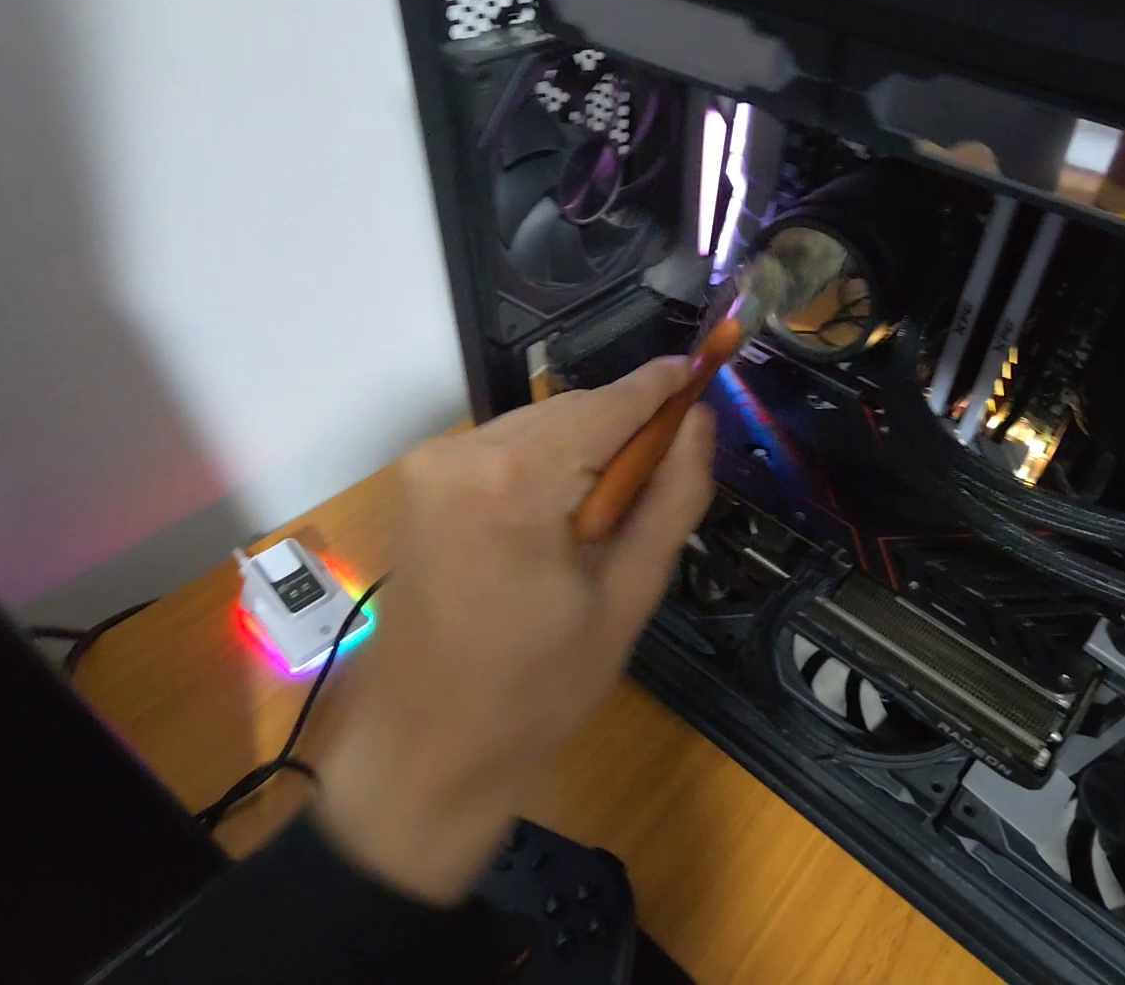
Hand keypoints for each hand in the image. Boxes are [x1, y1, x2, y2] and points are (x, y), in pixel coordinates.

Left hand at [311, 358, 715, 903]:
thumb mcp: (627, 597)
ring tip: (611, 515)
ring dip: (586, 450)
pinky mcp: (419, 482)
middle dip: (625, 428)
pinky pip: (504, 448)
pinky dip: (545, 465)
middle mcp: (461, 452)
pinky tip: (562, 517)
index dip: (662, 387)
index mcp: (515, 481)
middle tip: (670, 469)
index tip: (705, 373)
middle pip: (572, 409)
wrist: (424, 751)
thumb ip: (671, 497)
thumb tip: (698, 423)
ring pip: (538, 425)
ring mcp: (430, 464)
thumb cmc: (536, 693)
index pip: (609, 404)